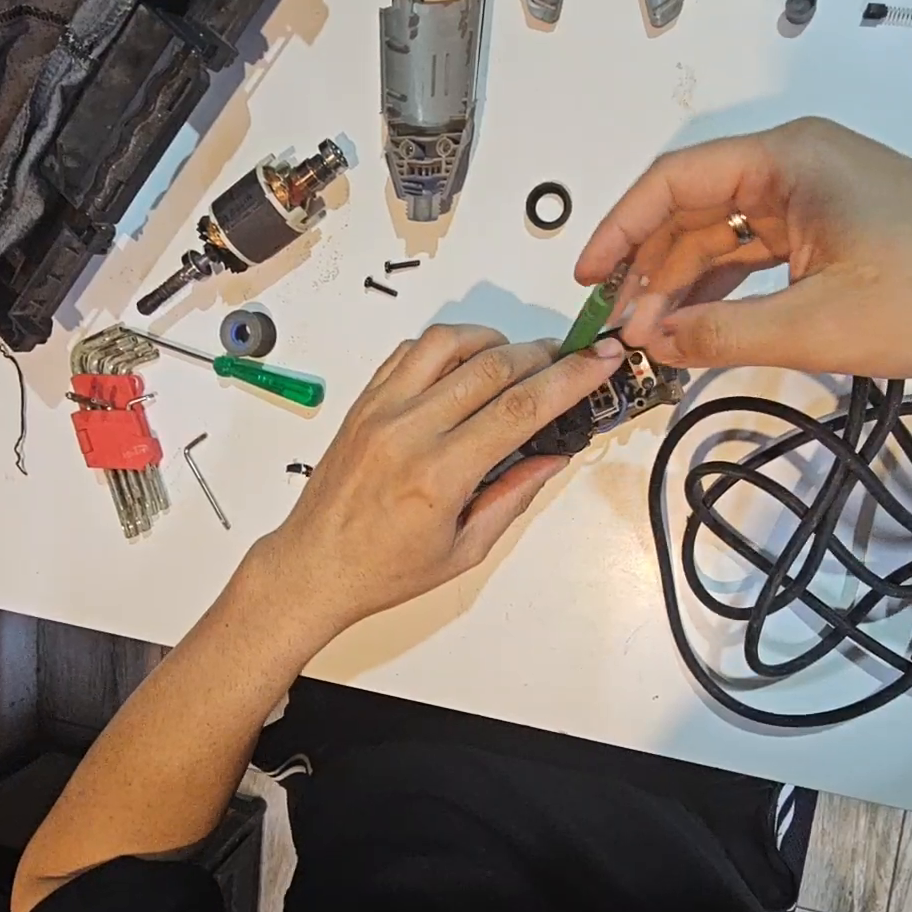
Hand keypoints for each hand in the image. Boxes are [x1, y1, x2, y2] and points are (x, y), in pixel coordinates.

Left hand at [251, 324, 626, 632]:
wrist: (314, 567)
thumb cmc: (382, 570)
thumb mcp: (464, 549)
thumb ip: (512, 495)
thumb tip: (552, 456)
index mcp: (439, 475)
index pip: (521, 409)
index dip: (570, 378)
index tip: (598, 360)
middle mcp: (407, 432)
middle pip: (492, 366)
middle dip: (542, 355)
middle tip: (568, 359)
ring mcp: (380, 411)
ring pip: (448, 344)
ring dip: (494, 341)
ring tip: (518, 359)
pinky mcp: (363, 404)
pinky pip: (408, 352)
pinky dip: (446, 346)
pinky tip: (465, 364)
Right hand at [577, 118, 911, 385]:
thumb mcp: (811, 326)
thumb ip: (717, 334)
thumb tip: (647, 341)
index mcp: (788, 162)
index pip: (675, 182)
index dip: (619, 230)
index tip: (587, 279)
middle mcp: (794, 168)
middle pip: (693, 211)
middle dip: (650, 270)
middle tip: (621, 329)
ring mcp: (812, 198)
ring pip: (719, 236)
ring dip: (681, 285)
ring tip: (651, 337)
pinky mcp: (826, 229)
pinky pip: (751, 254)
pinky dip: (719, 289)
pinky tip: (695, 325)